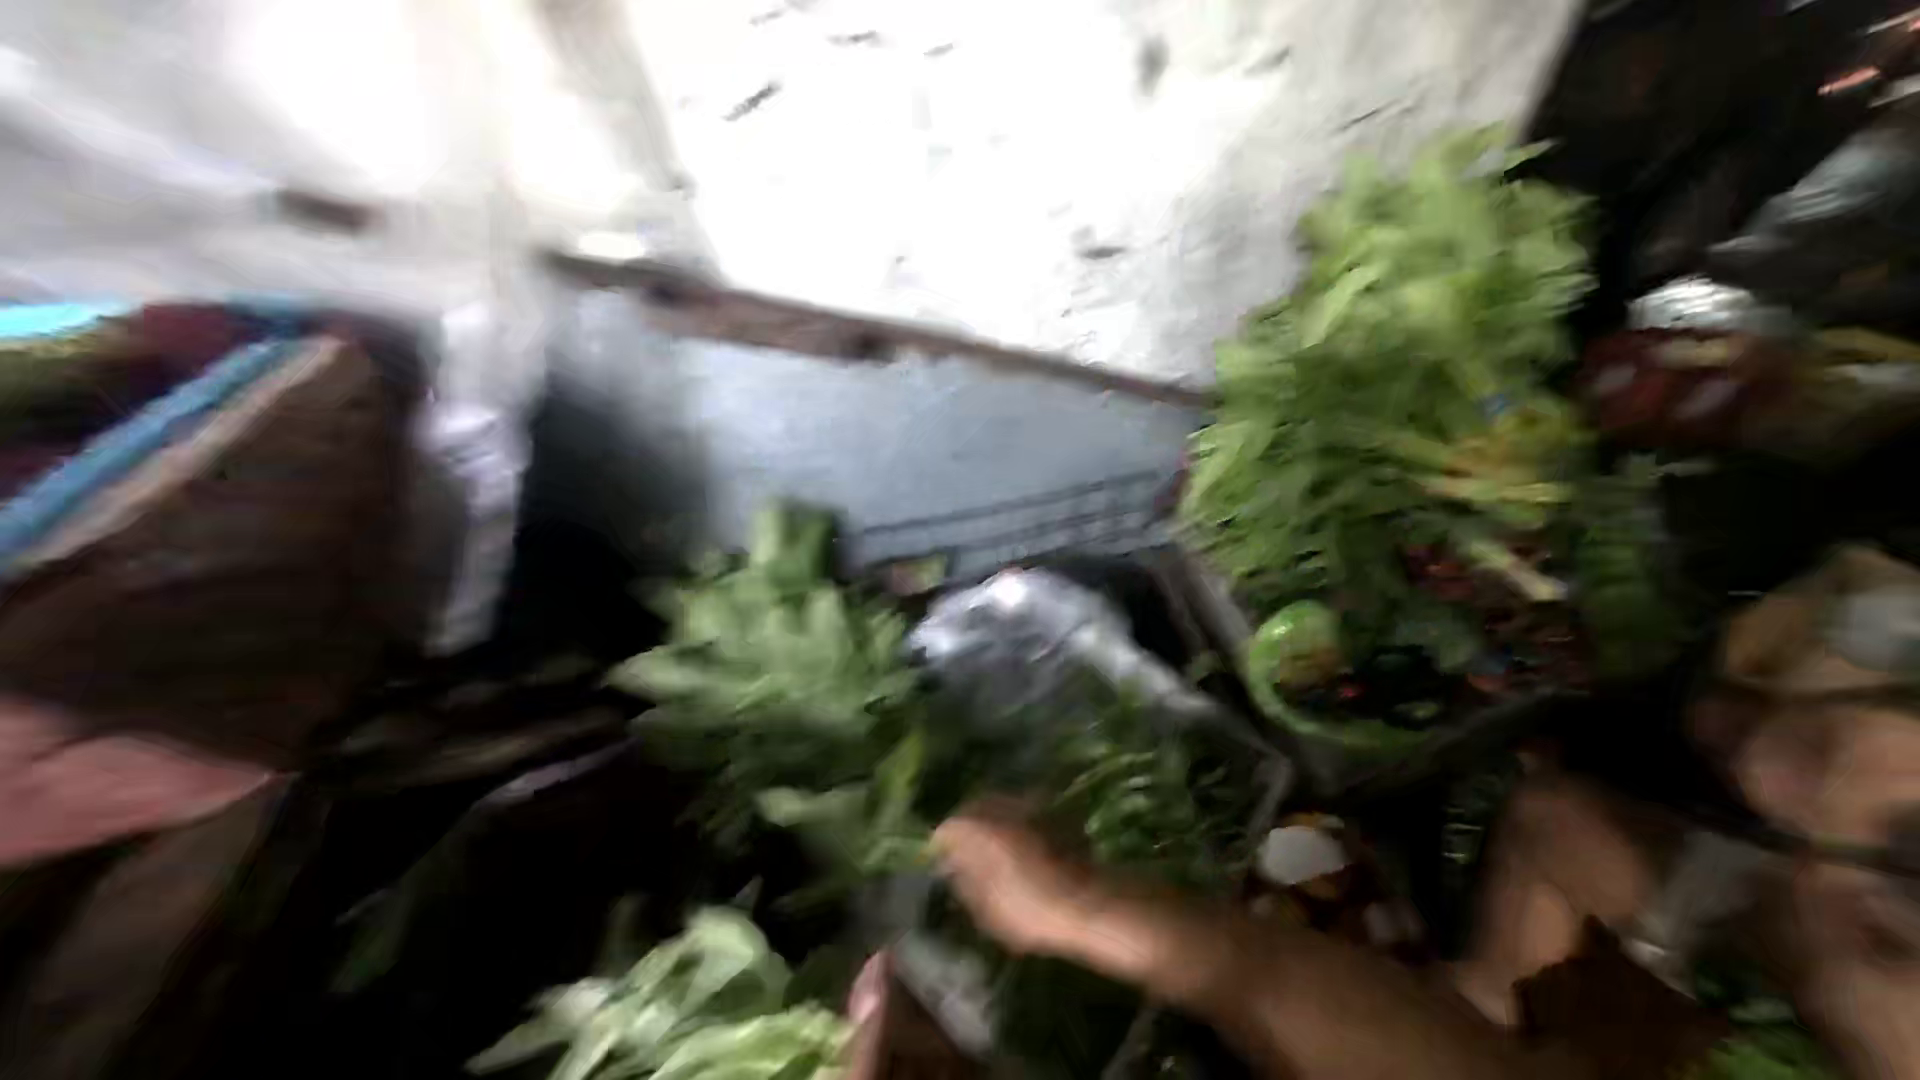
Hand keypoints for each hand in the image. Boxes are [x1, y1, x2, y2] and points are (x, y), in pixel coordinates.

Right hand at [931, 798, 1099, 956]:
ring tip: (993, 847)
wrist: (1090, 901)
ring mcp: (1029, 804)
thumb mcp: (987, 910)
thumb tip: (953, 869)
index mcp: (979, 828)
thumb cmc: (1032, 910)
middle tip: (965, 851)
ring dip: (991, 820)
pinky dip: (1016, 822)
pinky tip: (1021, 843)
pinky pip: (1023, 810)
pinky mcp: (1053, 810)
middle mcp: (1001, 806)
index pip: (949, 827)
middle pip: (973, 808)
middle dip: (967, 826)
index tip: (941, 859)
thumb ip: (965, 884)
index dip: (943, 843)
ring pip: (1000, 805)